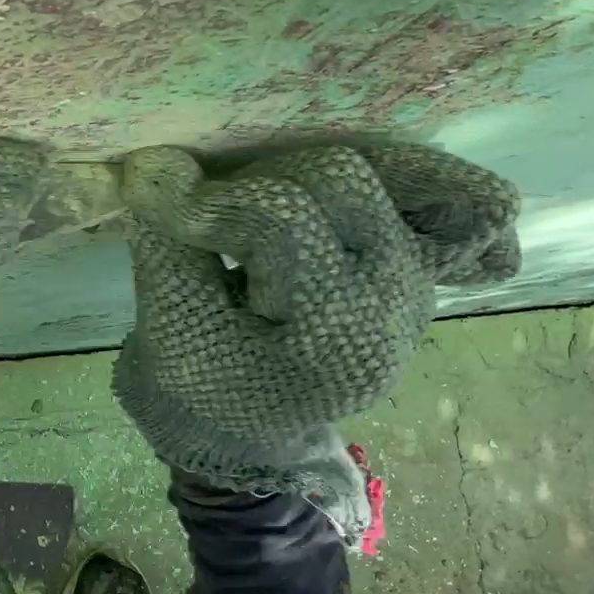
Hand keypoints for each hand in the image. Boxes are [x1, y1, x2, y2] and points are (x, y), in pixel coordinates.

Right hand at [113, 143, 517, 545]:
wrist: (240, 428)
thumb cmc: (199, 386)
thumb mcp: (169, 326)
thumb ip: (166, 243)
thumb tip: (156, 165)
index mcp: (336, 331)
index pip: (280, 219)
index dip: (203, 200)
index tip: (145, 196)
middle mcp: (395, 297)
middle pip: (341, 179)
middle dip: (255, 181)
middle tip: (205, 210)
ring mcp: (415, 278)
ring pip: (388, 170)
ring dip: (307, 172)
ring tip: (256, 194)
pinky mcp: (412, 265)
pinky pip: (448, 207)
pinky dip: (416, 184)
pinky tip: (360, 191)